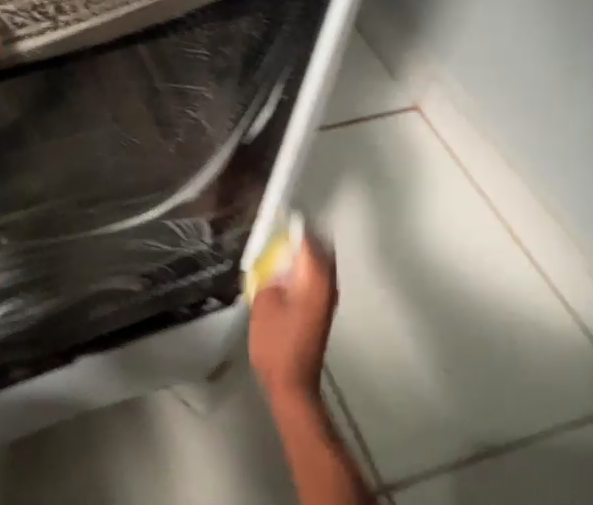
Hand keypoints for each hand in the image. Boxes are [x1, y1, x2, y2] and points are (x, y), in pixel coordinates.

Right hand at [248, 232, 337, 400]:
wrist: (291, 383)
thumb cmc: (276, 343)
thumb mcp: (264, 301)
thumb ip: (270, 274)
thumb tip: (276, 260)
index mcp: (315, 279)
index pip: (308, 238)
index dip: (294, 222)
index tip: (279, 209)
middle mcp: (328, 285)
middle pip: (320, 248)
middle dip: (302, 235)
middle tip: (278, 225)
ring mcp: (327, 299)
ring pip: (319, 264)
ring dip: (303, 252)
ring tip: (277, 244)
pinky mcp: (321, 311)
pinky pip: (314, 278)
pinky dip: (302, 268)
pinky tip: (282, 270)